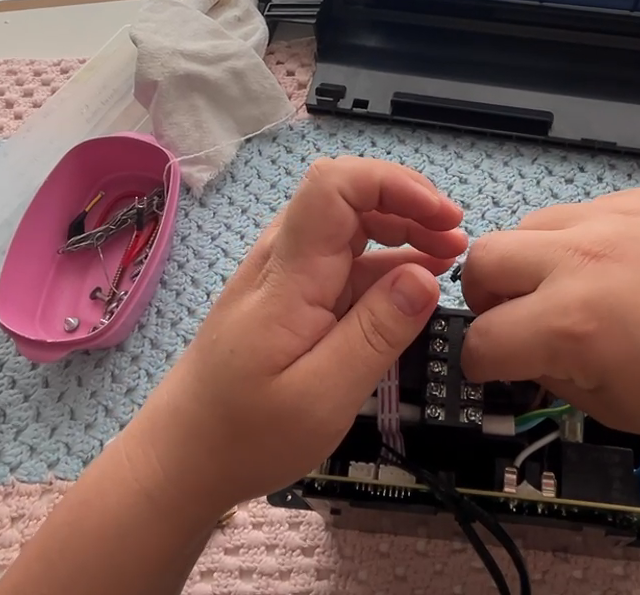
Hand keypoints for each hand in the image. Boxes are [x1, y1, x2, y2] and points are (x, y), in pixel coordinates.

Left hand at [121, 156, 466, 514]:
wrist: (182, 455)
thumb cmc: (247, 433)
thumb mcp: (322, 397)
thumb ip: (377, 333)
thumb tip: (427, 275)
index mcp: (291, 273)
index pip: (335, 186)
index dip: (393, 184)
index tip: (442, 217)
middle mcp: (286, 255)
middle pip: (349, 194)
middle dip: (409, 203)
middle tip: (457, 240)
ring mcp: (288, 271)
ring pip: (351, 222)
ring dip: (403, 227)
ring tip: (450, 254)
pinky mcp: (293, 290)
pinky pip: (346, 257)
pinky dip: (388, 259)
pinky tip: (418, 280)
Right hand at [459, 188, 639, 452]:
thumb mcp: (611, 407)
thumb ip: (548, 371)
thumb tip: (520, 349)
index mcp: (570, 323)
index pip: (482, 338)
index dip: (480, 363)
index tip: (496, 367)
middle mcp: (579, 257)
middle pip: (482, 258)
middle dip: (483, 296)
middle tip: (514, 318)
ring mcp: (611, 217)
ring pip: (529, 224)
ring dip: (531, 260)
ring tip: (570, 286)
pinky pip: (585, 211)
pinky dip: (583, 240)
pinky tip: (623, 266)